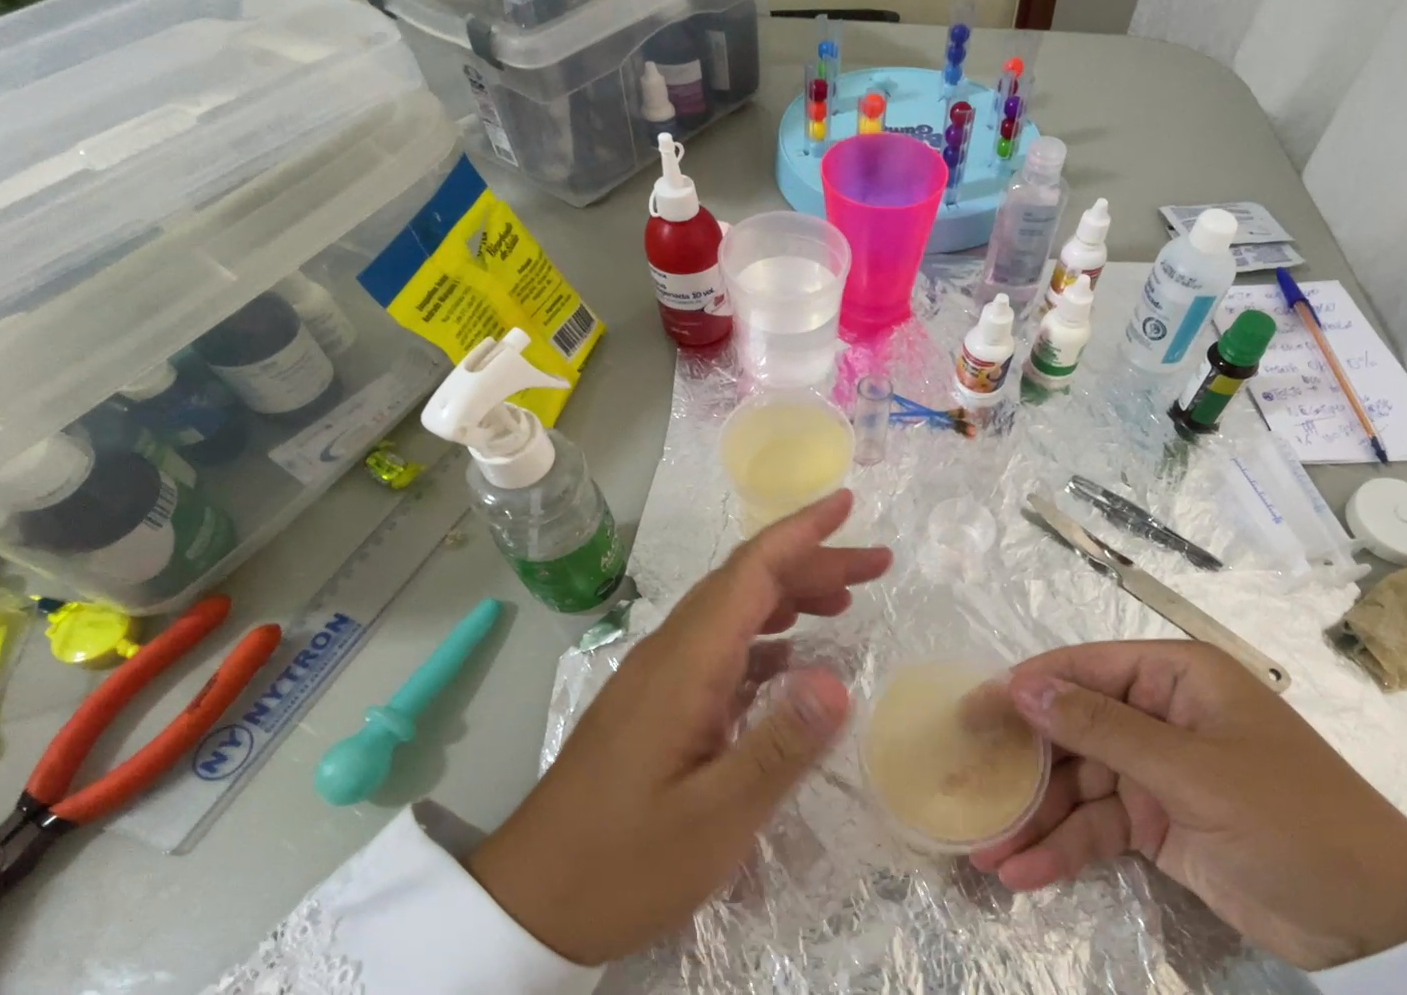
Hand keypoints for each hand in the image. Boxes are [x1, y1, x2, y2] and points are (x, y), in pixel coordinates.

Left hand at [467, 490, 890, 963]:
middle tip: (877, 565)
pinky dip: (763, 637)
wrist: (529, 902)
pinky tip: (791, 661)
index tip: (848, 505)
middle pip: (744, 583)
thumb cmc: (623, 863)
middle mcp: (668, 655)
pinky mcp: (654, 706)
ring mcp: (657, 680)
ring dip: (788, 595)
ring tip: (844, 598)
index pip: (749, 572)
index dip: (801, 532)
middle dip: (811, 561)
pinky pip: (717, 649)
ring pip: (729, 612)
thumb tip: (840, 681)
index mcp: (684, 666)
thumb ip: (779, 747)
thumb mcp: (714, 819)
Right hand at [970, 641, 1406, 971]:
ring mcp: (1157, 773)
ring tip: (980, 849)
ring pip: (1076, 785)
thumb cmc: (1291, 818)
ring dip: (1033, 817)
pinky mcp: (1157, 824)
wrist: (1375, 920)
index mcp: (1176, 678)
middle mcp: (1160, 716)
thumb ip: (1103, 728)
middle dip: (1019, 764)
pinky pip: (1096, 829)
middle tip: (960, 787)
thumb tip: (1023, 687)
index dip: (1023, 689)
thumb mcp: (1193, 772)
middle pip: (1070, 729)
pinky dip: (1062, 849)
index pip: (1082, 670)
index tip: (967, 715)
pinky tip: (1021, 873)